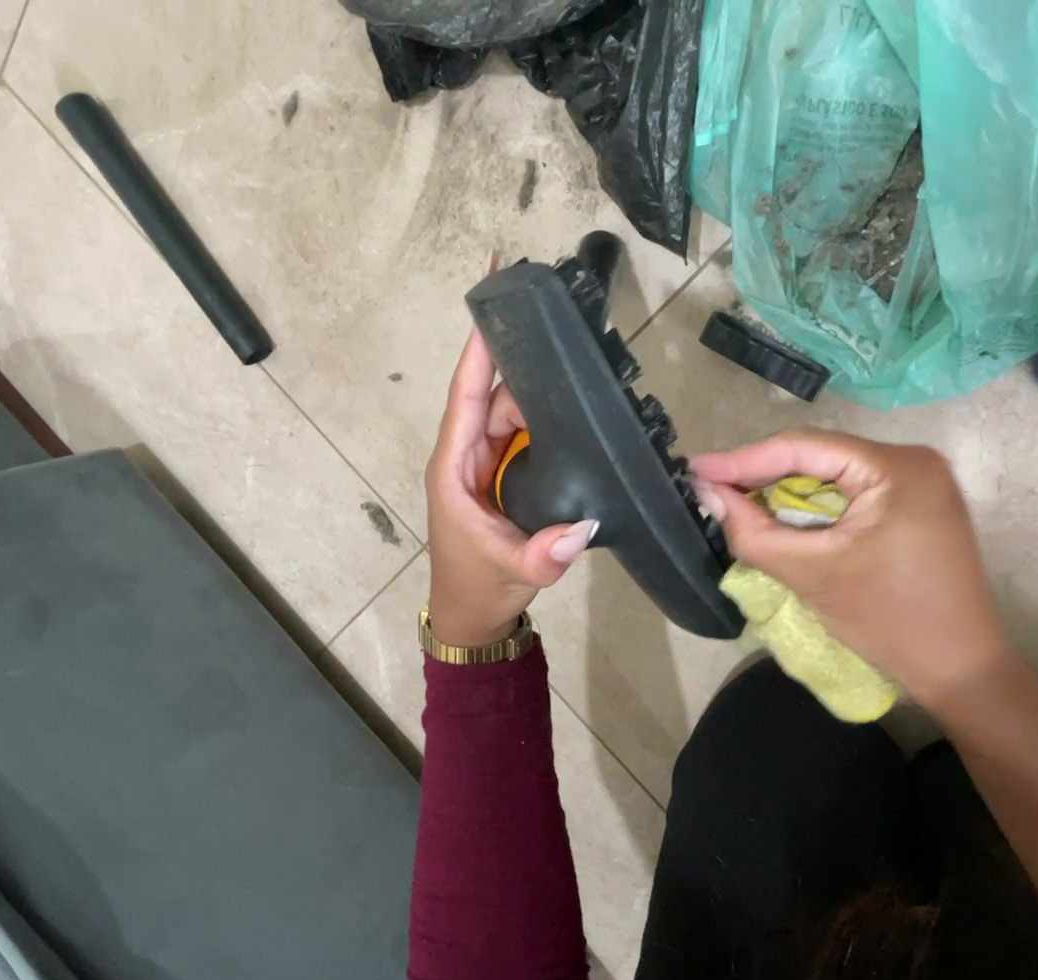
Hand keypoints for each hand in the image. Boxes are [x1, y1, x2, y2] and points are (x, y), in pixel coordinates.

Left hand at [425, 328, 597, 646]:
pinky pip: (527, 438)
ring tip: (583, 373)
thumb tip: (583, 528)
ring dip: (543, 398)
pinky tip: (578, 411)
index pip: (465, 397)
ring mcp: (490, 465)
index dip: (478, 352)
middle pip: (496, 397)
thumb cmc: (477, 585)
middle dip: (526, 369)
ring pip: (514, 415)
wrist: (475, 615)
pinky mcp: (509, 477)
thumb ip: (541, 555)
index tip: (494, 306)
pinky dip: (549, 423)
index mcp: (454, 467)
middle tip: (569, 341)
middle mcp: (469, 456)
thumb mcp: (510, 569)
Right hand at [691, 429, 1010, 706]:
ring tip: (736, 501)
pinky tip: (781, 517)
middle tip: (712, 489)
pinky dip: (813, 508)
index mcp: (896, 467)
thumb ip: (754, 531)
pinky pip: (850, 494)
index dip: (743, 460)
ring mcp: (918, 482)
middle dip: (763, 475)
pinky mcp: (915, 506)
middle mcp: (912, 460)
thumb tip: (709, 494)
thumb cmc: (890, 621)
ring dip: (785, 492)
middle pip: (819, 457)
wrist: (960, 669)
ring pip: (832, 475)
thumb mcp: (812, 574)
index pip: (804, 448)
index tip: (697, 470)